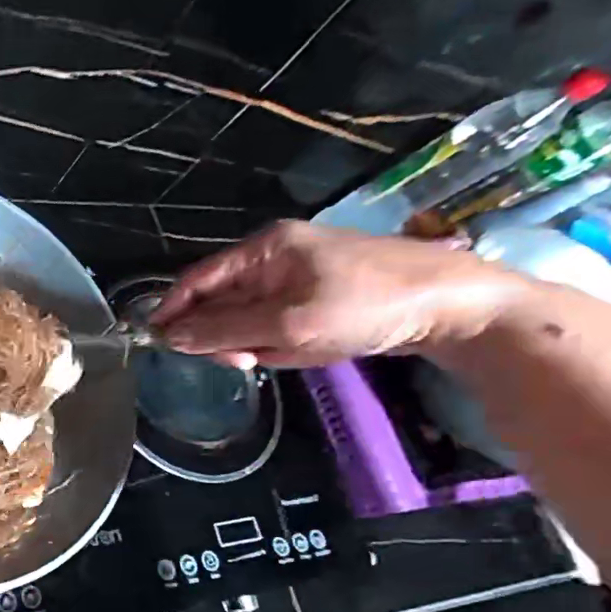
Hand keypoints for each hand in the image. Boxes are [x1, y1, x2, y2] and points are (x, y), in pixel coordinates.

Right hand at [149, 221, 531, 367]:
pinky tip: (298, 352)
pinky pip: (270, 324)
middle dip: (219, 334)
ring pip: (241, 317)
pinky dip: (275, 343)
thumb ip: (223, 330)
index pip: (195, 280)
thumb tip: (170, 336)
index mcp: (262, 250)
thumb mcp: (287, 324)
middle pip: (216, 301)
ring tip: (277, 357)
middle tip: (241, 361)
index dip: (172, 311)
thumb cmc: (366, 305)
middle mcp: (271, 258)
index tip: (157, 344)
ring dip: (249, 343)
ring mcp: (292, 277)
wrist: (453, 307)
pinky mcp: (311, 296)